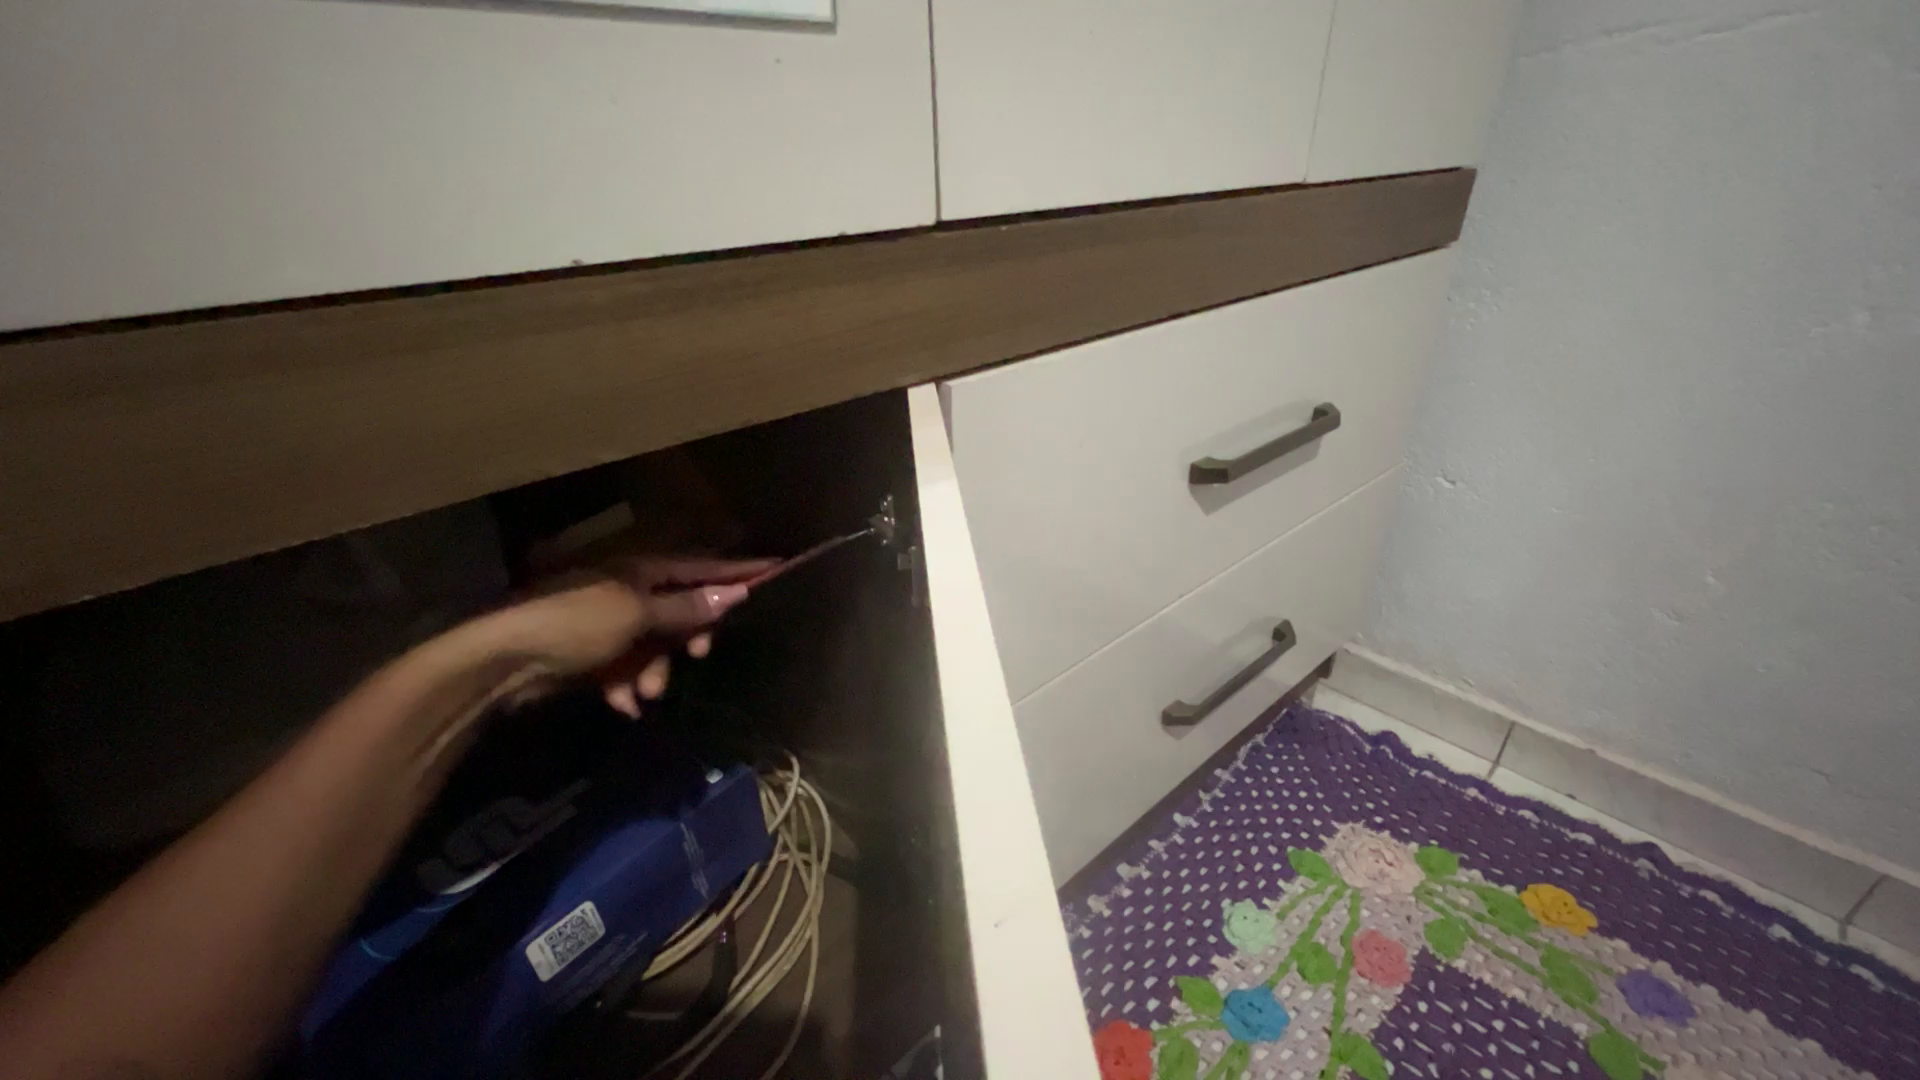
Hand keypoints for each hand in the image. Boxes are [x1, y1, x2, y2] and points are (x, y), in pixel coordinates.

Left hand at [475, 556, 775, 717]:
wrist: (503, 661)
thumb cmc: (574, 624)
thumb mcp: (637, 614)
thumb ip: (686, 607)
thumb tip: (736, 592)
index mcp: (642, 571)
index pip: (701, 567)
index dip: (737, 571)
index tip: (775, 568)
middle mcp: (630, 592)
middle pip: (681, 611)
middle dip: (688, 637)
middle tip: (697, 653)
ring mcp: (610, 624)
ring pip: (656, 647)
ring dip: (655, 671)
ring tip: (644, 693)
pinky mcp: (592, 655)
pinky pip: (627, 669)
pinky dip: (628, 686)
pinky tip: (621, 702)